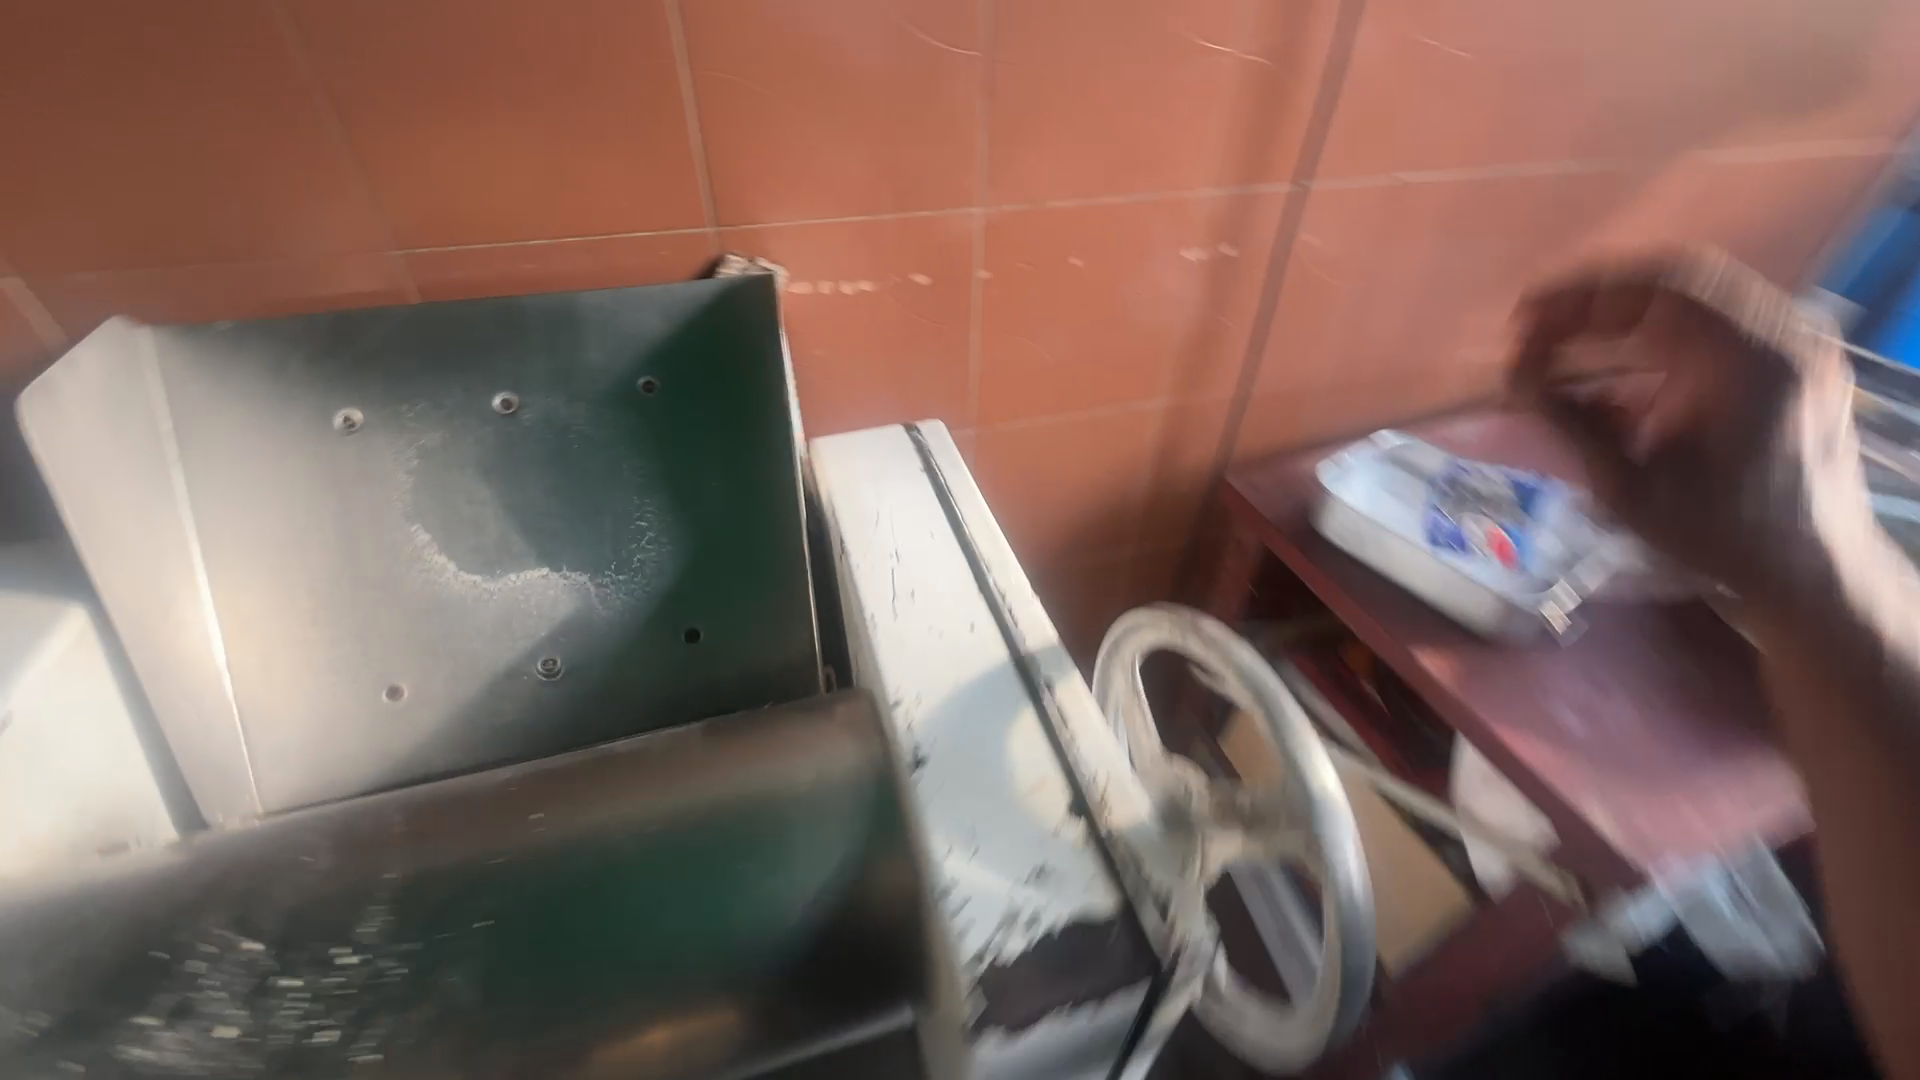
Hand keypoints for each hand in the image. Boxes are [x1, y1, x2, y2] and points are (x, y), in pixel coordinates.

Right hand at [1508, 249, 1867, 609]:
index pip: (1658, 289)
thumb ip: (1569, 421)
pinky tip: (1596, 387)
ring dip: (1611, 327)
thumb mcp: (1625, 484)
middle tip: (1527, 334)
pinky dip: (1640, 350)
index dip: (1579, 296)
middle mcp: (1780, 339)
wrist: (1807, 571)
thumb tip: (1513, 377)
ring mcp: (1787, 351)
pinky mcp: (1780, 371)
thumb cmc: (1715, 534)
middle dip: (1589, 306)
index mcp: (1748, 360)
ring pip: (1685, 306)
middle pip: (1672, 286)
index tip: (1519, 322)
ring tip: (1550, 358)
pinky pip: (1701, 336)